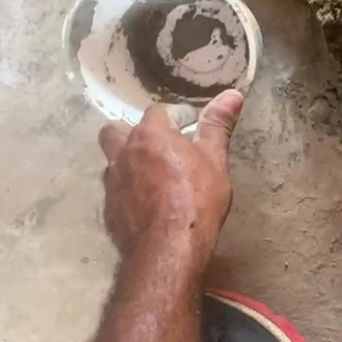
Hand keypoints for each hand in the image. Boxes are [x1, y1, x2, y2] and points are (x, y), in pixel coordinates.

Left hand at [98, 92, 242, 269]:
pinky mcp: (109, 209)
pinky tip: (145, 204)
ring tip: (150, 176)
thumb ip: (219, 126)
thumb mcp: (215, 160)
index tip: (186, 129)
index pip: (155, 112)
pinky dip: (127, 191)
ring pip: (111, 162)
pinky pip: (114, 191)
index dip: (171, 118)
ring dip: (126, 162)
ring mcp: (111, 183)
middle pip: (115, 131)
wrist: (169, 247)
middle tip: (156, 148)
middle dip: (130, 133)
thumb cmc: (197, 198)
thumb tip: (232, 94)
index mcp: (150, 136)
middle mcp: (123, 153)